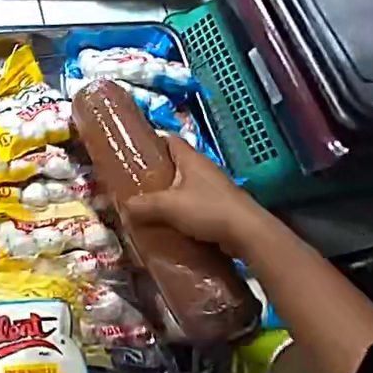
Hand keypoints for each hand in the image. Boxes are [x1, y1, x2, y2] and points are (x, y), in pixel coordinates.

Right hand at [122, 136, 278, 259]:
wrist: (248, 234)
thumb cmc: (207, 209)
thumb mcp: (168, 206)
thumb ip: (143, 205)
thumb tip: (124, 207)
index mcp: (191, 159)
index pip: (170, 139)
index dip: (153, 141)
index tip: (135, 150)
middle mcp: (204, 168)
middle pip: (176, 163)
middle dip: (158, 171)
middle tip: (137, 182)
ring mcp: (215, 187)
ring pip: (186, 184)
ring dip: (171, 192)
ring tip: (150, 203)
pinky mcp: (221, 206)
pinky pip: (196, 202)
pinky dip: (183, 209)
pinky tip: (171, 222)